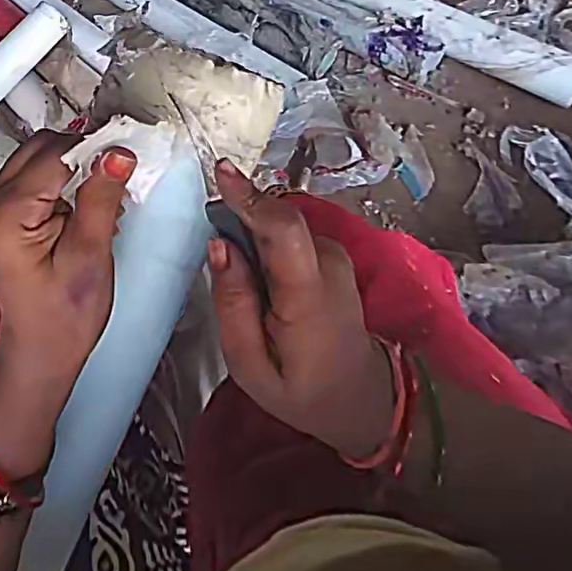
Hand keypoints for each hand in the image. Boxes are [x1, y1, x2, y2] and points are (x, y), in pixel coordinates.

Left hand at [0, 131, 134, 476]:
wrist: (40, 346)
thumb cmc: (62, 316)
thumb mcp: (89, 257)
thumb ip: (100, 199)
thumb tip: (116, 153)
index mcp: (6, 215)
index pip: (55, 156)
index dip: (96, 153)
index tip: (127, 158)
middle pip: (44, 146)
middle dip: (85, 155)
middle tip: (117, 179)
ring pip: (39, 152)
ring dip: (75, 164)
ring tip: (102, 196)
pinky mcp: (2, 205)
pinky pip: (35, 169)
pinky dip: (64, 175)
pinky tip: (84, 202)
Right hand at [207, 160, 395, 458]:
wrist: (358, 397)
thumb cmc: (299, 387)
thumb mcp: (249, 363)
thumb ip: (231, 303)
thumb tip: (219, 245)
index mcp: (309, 297)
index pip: (286, 230)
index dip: (252, 198)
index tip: (222, 173)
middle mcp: (330, 266)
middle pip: (280, 219)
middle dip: (240, 211)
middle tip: (213, 227)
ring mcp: (336, 257)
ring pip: (282, 224)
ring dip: (250, 228)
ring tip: (238, 269)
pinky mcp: (331, 254)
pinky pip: (288, 231)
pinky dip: (263, 237)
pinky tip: (255, 267)